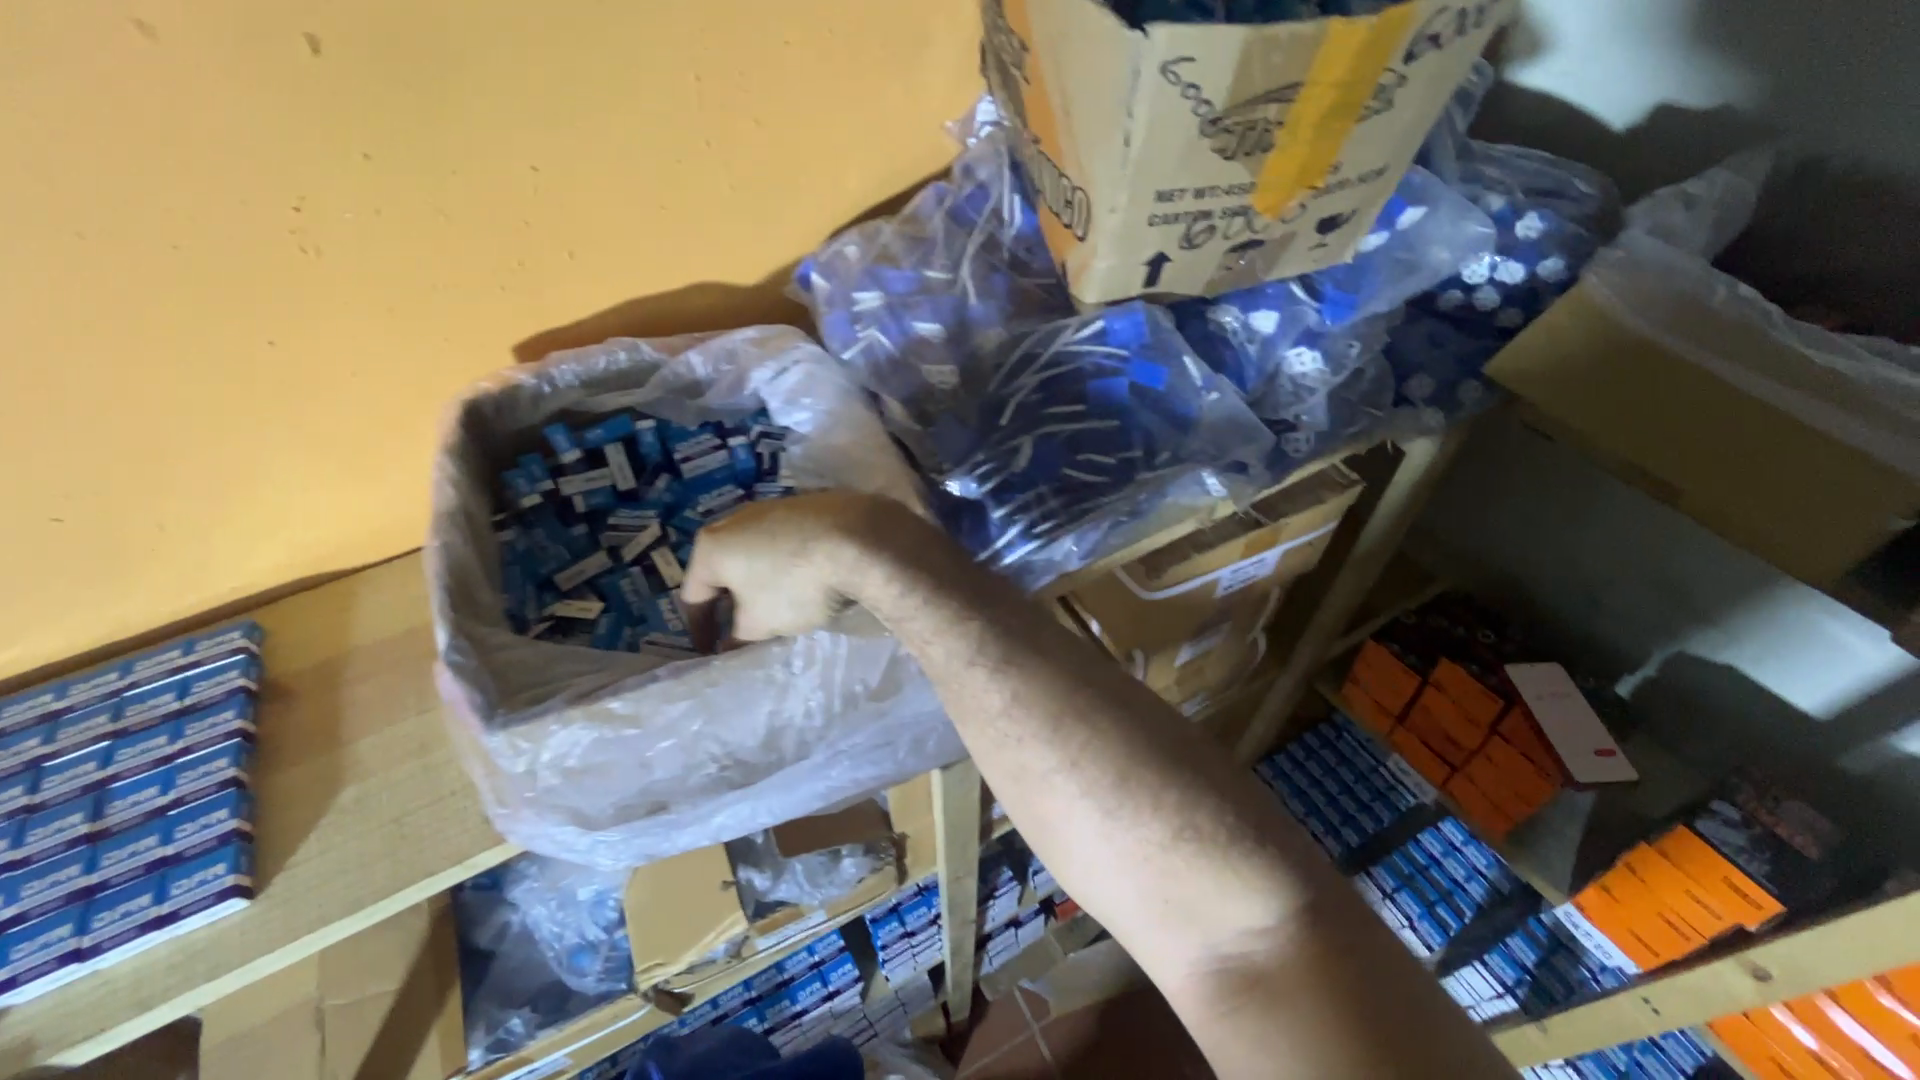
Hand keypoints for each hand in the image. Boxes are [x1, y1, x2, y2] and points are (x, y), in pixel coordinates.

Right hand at [681, 492, 916, 645]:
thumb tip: (728, 644)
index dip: (700, 629)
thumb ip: (737, 636)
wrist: (861, 539)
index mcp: (711, 545)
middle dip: (729, 600)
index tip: (710, 652)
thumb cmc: (796, 585)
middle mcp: (735, 518)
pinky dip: (787, 562)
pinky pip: (786, 541)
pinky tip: (804, 578)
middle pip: (723, 568)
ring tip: (774, 605)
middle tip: (739, 629)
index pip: (693, 595)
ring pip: (755, 551)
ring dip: (759, 580)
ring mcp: (773, 507)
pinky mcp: (807, 504)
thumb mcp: (760, 623)